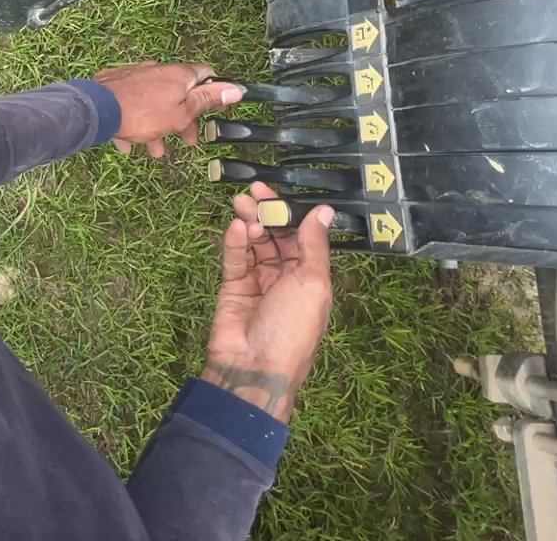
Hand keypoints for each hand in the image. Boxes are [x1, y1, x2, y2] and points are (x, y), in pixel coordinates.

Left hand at [93, 62, 243, 157]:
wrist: (97, 110)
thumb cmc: (143, 114)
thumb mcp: (182, 113)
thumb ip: (207, 100)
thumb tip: (235, 88)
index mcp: (177, 74)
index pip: (205, 74)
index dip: (215, 91)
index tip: (217, 109)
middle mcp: (155, 70)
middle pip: (178, 93)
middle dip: (184, 118)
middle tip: (186, 141)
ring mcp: (133, 75)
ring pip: (153, 102)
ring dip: (157, 127)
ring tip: (154, 150)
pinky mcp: (113, 84)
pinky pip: (130, 104)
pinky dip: (133, 122)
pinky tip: (127, 143)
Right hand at [203, 182, 334, 421]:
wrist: (254, 364)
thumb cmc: (292, 327)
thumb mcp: (311, 284)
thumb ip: (312, 245)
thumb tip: (323, 210)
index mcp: (311, 280)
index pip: (300, 238)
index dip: (290, 214)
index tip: (275, 192)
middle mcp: (285, 278)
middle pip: (275, 237)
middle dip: (265, 214)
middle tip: (252, 193)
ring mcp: (257, 281)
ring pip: (253, 244)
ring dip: (248, 223)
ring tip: (240, 205)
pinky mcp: (232, 285)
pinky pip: (234, 258)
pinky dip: (234, 242)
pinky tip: (234, 228)